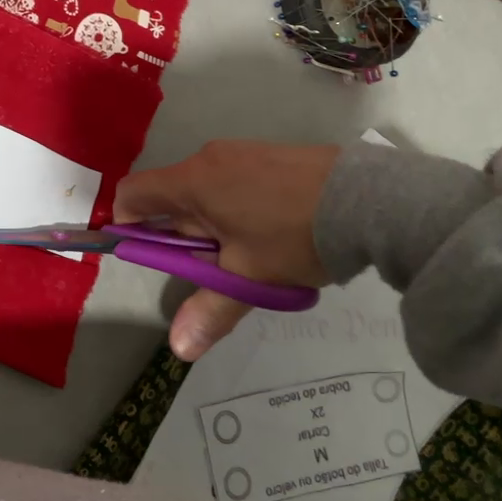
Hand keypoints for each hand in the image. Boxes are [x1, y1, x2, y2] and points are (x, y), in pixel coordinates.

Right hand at [114, 140, 339, 361]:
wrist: (374, 200)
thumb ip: (210, 309)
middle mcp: (207, 158)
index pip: (132, 193)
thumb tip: (178, 349)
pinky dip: (238, 204)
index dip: (127, 223)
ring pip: (205, 188)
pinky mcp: (271, 153)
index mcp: (190, 182)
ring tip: (253, 250)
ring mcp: (241, 151)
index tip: (149, 252)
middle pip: (171, 195)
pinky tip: (276, 228)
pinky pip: (235, 179)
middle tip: (215, 262)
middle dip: (181, 232)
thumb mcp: (250, 277)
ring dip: (212, 220)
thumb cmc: (295, 235)